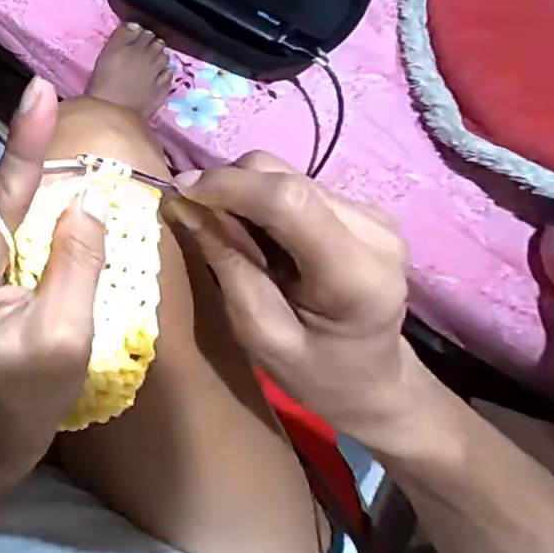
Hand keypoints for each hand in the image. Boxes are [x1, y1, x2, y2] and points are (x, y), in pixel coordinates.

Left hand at [0, 77, 106, 496]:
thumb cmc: (23, 402)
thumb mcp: (64, 339)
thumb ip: (77, 265)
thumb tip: (91, 199)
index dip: (24, 141)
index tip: (40, 89)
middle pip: (7, 197)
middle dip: (50, 170)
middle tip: (95, 160)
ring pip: (10, 209)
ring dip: (49, 197)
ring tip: (85, 206)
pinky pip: (11, 225)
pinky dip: (41, 218)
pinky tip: (66, 224)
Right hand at [171, 152, 434, 454]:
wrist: (374, 380)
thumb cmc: (315, 373)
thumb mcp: (259, 333)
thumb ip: (227, 264)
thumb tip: (184, 204)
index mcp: (355, 274)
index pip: (288, 201)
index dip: (228, 185)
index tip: (179, 191)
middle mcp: (372, 230)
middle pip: (281, 176)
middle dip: (228, 189)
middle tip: (202, 224)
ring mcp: (370, 213)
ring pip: (281, 172)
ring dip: (242, 194)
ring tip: (237, 238)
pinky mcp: (360, 206)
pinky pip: (291, 182)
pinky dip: (259, 199)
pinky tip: (261, 236)